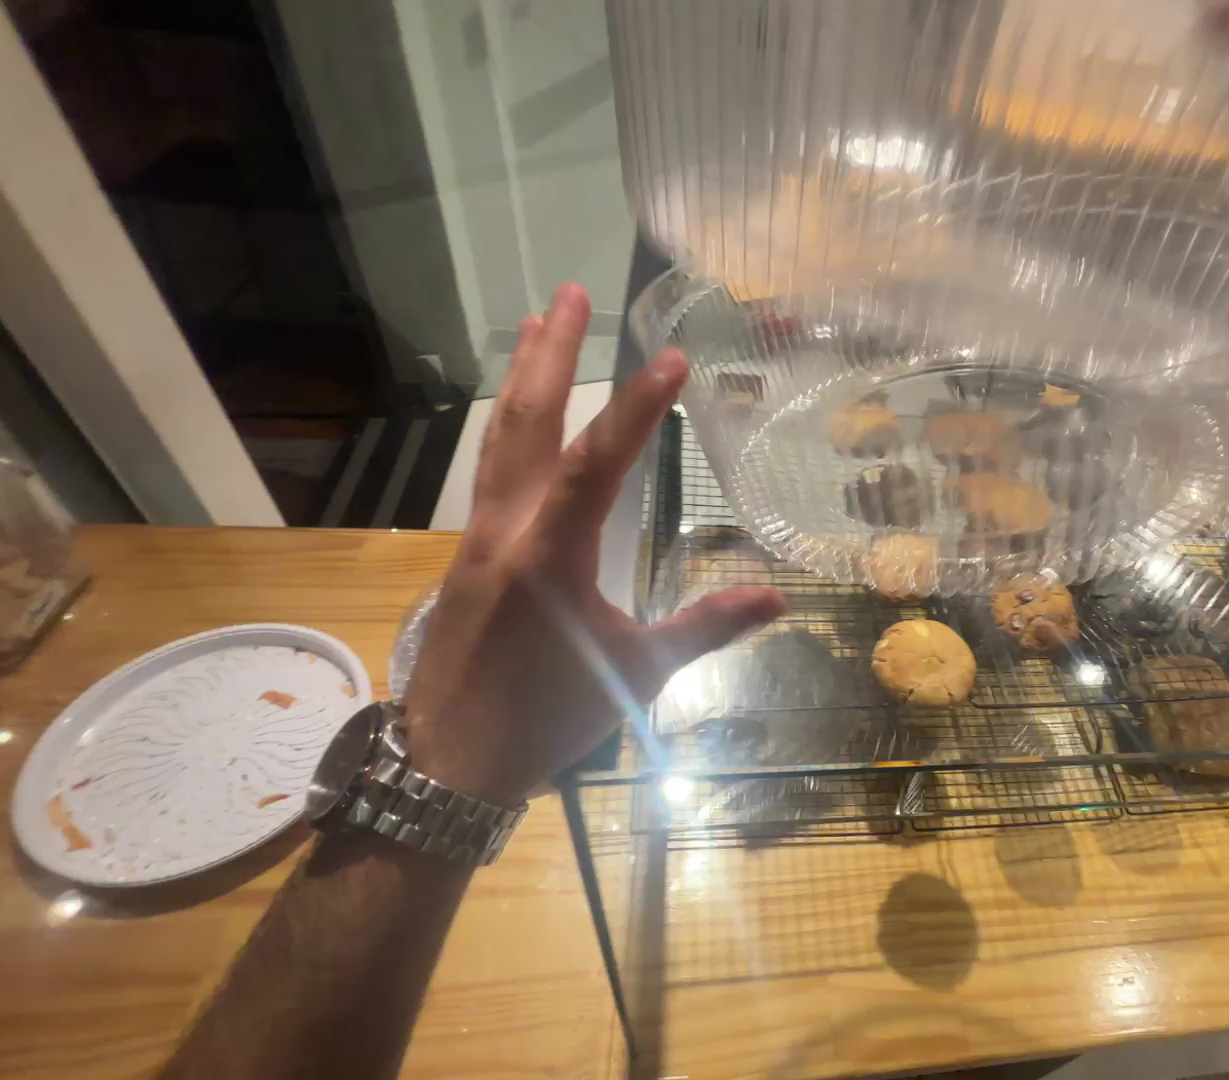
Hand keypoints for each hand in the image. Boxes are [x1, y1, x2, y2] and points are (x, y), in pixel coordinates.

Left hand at [401, 284, 786, 805]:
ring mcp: (481, 537)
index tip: (672, 358)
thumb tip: (778, 600)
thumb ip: (705, 627)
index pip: (599, 463)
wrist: (450, 761)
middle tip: (569, 294)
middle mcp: (507, 530)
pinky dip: (511, 426)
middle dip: (550, 354)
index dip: (637, 408)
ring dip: (523, 379)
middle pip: (528, 424)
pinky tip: (525, 418)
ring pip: (500, 440)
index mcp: (550, 555)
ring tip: (537, 324)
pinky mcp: (470, 552)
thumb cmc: (547, 718)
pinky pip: (493, 470)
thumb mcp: (637, 673)